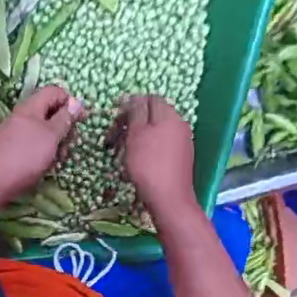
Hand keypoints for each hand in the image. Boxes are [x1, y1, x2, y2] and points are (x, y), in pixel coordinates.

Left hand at [0, 85, 83, 199]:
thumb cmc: (27, 156)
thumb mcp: (51, 136)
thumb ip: (64, 118)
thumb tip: (76, 102)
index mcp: (30, 107)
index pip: (54, 92)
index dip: (70, 102)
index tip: (80, 120)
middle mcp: (21, 116)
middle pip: (49, 111)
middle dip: (64, 126)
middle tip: (69, 144)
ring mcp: (14, 132)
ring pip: (42, 130)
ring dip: (55, 142)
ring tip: (58, 159)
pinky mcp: (11, 147)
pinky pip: (32, 142)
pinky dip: (43, 150)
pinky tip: (46, 164)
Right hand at [117, 93, 197, 218]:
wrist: (169, 198)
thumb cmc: (148, 164)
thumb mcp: (136, 134)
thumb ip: (135, 112)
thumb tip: (134, 98)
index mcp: (169, 115)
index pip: (149, 98)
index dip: (130, 106)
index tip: (114, 121)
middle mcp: (179, 124)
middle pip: (153, 115)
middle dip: (132, 123)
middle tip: (114, 139)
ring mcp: (182, 141)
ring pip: (156, 131)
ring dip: (137, 138)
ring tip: (122, 153)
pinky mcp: (180, 157)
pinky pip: (161, 145)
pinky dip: (147, 148)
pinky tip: (137, 162)